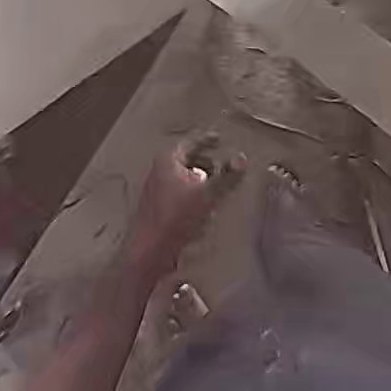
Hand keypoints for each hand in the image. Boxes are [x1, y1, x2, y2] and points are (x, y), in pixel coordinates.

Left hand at [125, 134, 239, 273]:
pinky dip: (195, 194)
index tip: (219, 138)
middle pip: (188, 159)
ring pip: (185, 177)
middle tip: (223, 166)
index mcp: (168, 160)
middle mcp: (160, 171)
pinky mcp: (160, 207)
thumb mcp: (206, 195)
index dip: (207, 140)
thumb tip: (241, 160)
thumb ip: (226, 177)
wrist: (150, 251)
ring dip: (202, 180)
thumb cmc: (173, 218)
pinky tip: (205, 208)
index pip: (191, 142)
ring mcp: (158, 189)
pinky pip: (182, 192)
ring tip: (218, 187)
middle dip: (207, 162)